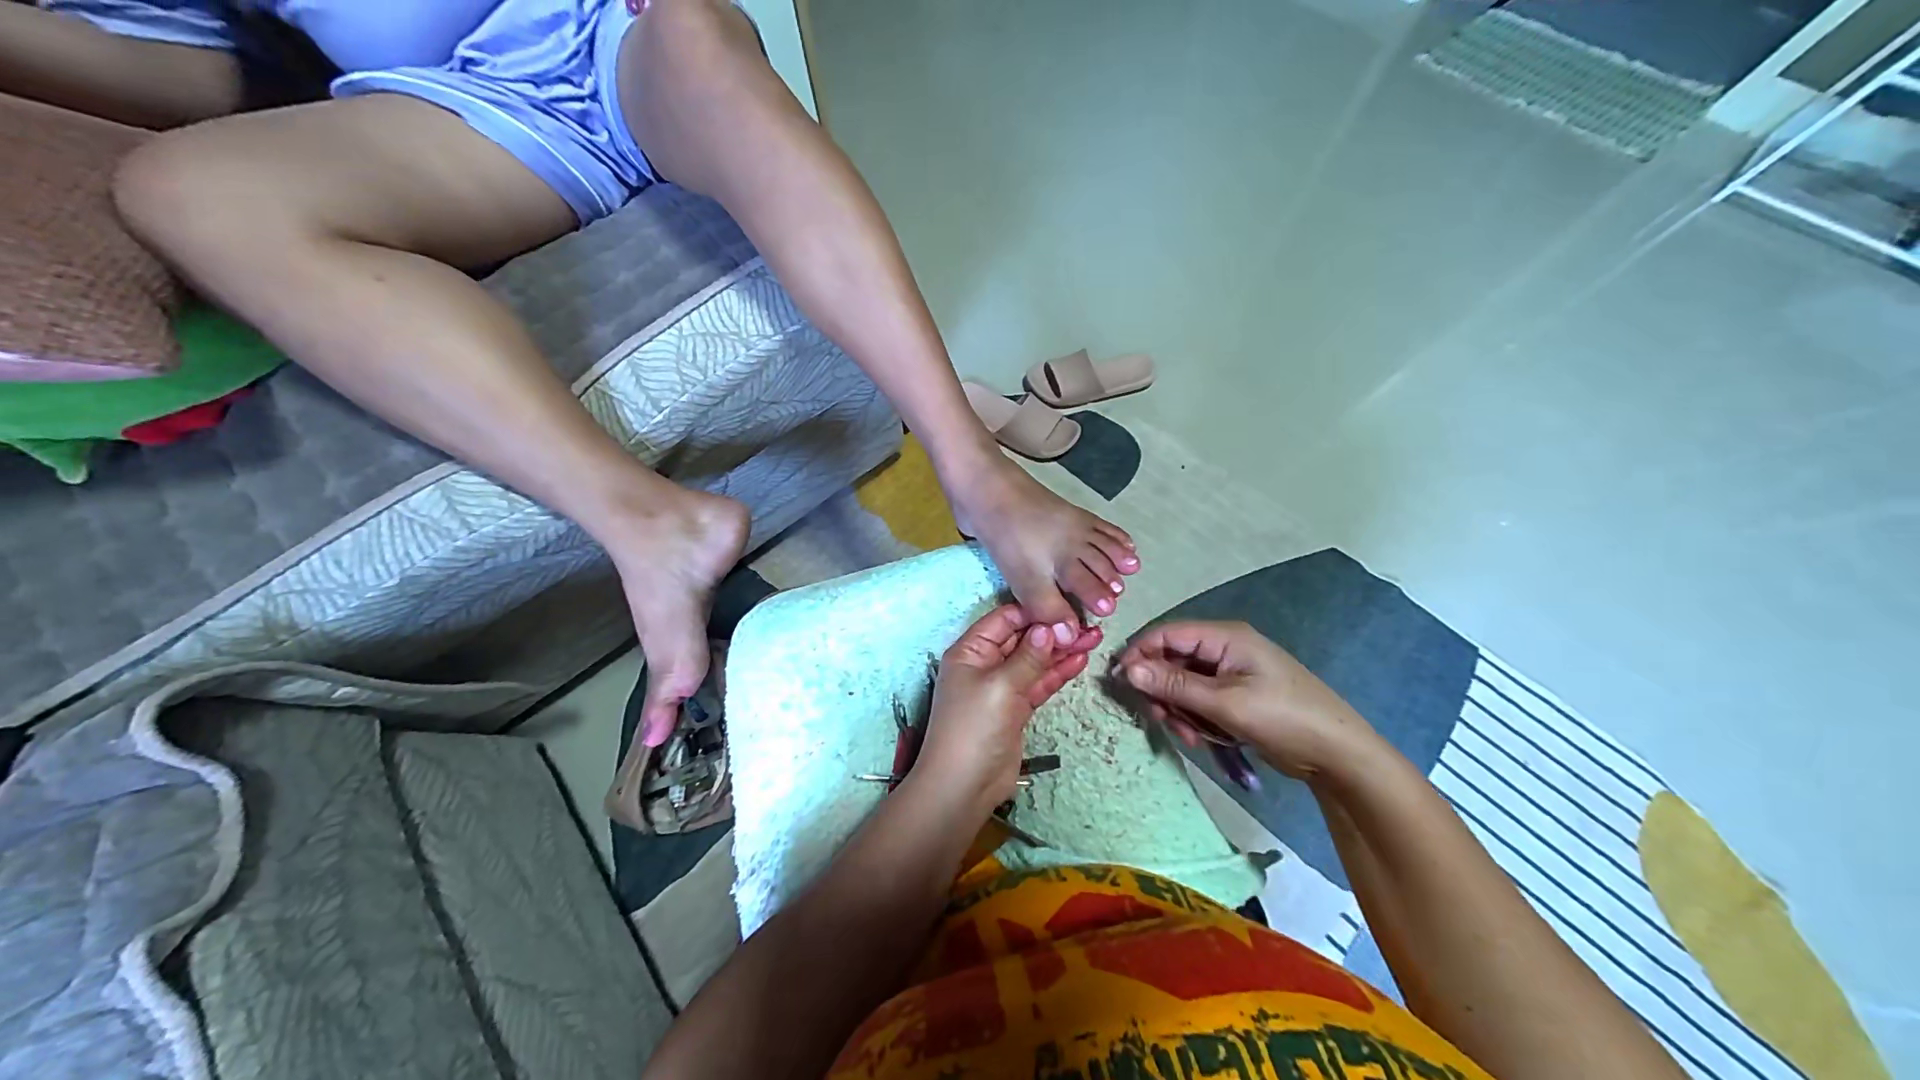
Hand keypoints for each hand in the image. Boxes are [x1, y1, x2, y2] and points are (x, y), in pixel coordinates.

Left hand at [912, 604, 1100, 812]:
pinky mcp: (1016, 708)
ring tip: (1095, 638)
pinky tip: (1080, 660)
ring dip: (1061, 651)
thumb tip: (1050, 627)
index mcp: (971, 651)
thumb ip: (1028, 657)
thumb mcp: (1001, 686)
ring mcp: (1001, 687)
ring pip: (1034, 661)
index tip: (1067, 608)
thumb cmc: (974, 728)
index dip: (1034, 611)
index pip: (1005, 619)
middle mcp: (985, 664)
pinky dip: (1058, 672)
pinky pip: (1038, 682)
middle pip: (1022, 639)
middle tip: (1089, 624)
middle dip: (1053, 631)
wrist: (964, 786)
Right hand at [1114, 621, 1373, 777]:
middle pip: (1172, 659)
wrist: (1339, 755)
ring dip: (1179, 710)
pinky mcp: (1237, 695)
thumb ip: (1174, 684)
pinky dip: (1195, 717)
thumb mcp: (1224, 704)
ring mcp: (1232, 672)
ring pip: (1183, 683)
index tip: (1120, 683)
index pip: (1167, 633)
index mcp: (1225, 637)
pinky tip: (1203, 738)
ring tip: (1191, 737)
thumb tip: (1127, 668)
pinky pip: (1200, 699)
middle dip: (1162, 690)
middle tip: (1162, 720)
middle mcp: (1225, 648)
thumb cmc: (1284, 719)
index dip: (1140, 653)